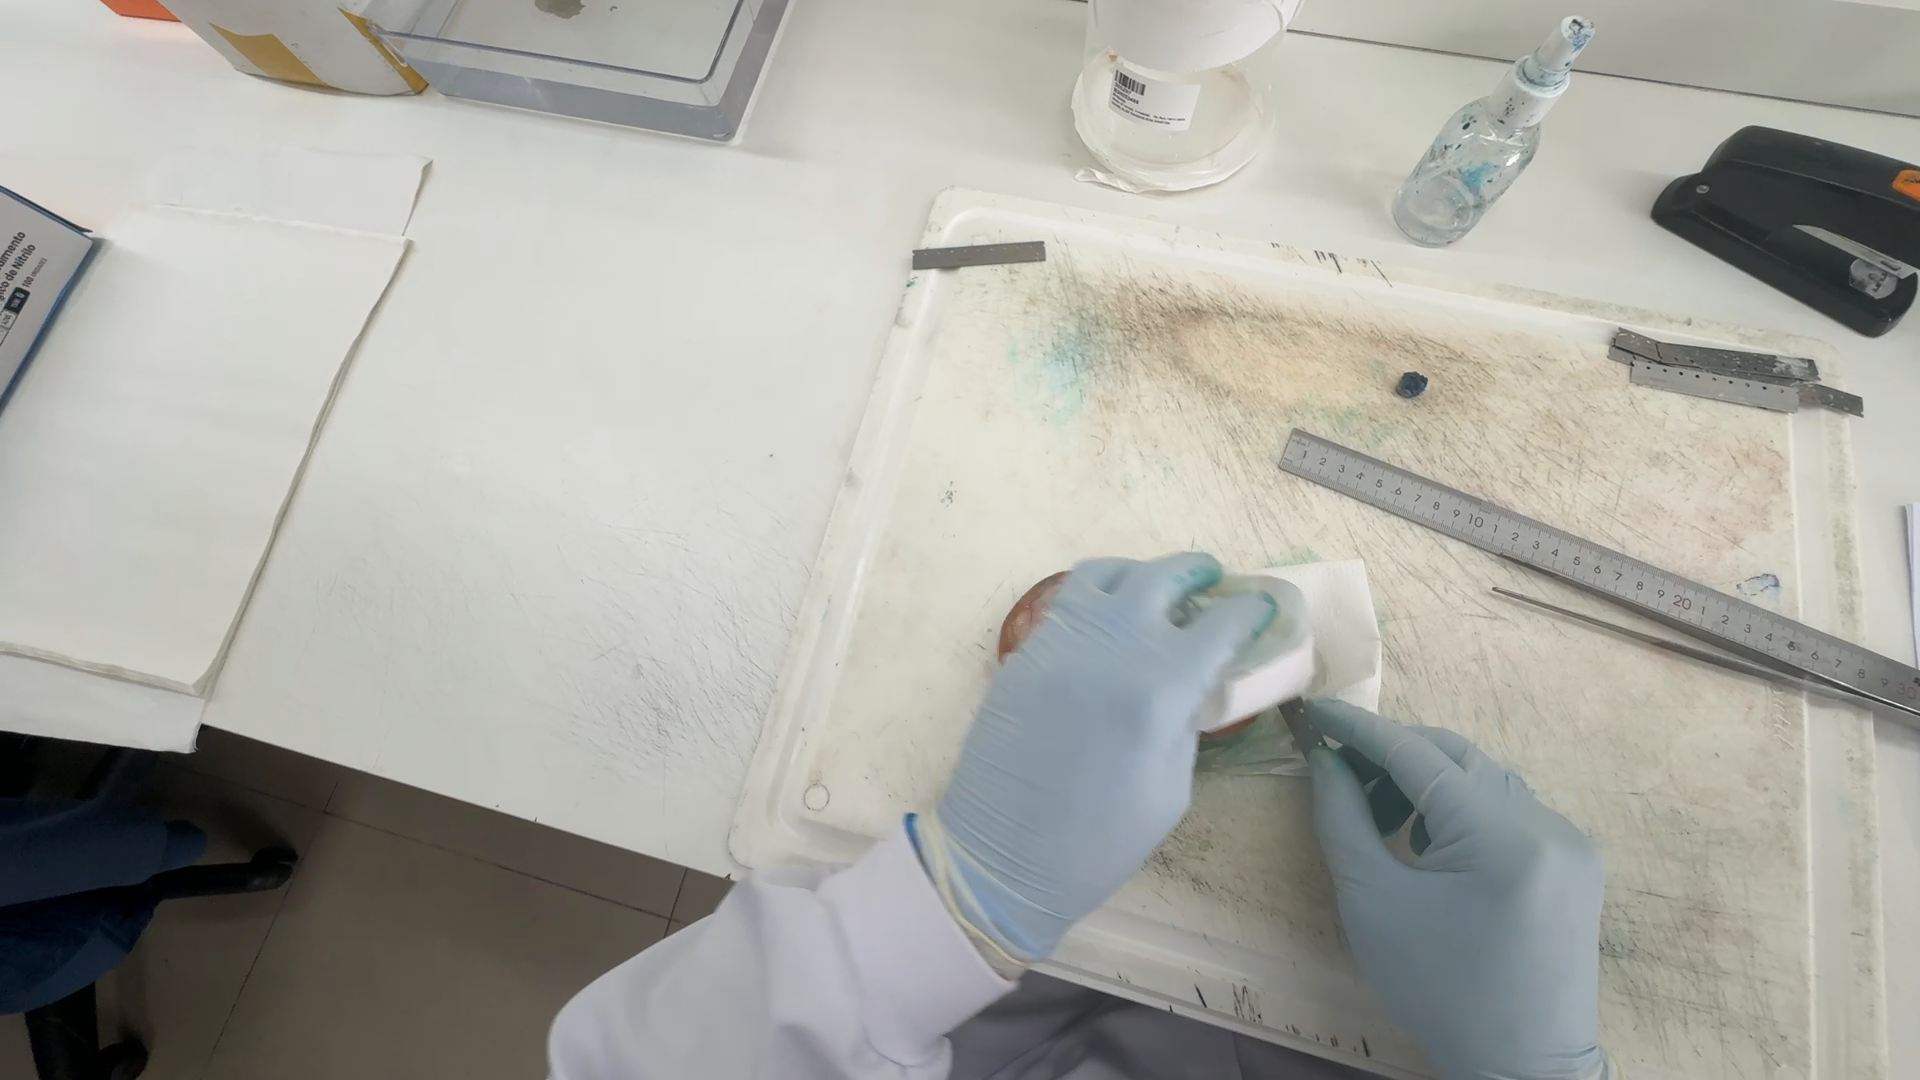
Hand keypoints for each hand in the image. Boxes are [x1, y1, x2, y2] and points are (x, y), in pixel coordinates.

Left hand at [913, 553, 1276, 964]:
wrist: (1002, 853)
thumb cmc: (1098, 840)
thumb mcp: (1170, 789)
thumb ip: (1187, 720)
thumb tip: (1195, 678)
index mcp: (1157, 688)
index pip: (1217, 626)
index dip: (1247, 612)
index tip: (1261, 608)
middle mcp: (1108, 647)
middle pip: (1159, 578)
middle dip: (1193, 571)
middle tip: (1210, 578)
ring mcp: (1060, 641)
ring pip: (1103, 574)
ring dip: (1139, 571)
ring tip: (1156, 586)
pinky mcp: (1026, 650)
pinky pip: (1067, 601)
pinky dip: (1097, 593)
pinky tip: (1110, 614)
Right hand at [1305, 700, 1608, 1079]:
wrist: (1521, 1072)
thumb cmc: (1435, 985)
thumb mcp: (1369, 896)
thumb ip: (1341, 813)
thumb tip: (1322, 757)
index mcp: (1502, 837)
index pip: (1416, 753)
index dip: (1357, 726)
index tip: (1312, 707)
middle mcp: (1547, 825)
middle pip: (1452, 754)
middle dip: (1388, 750)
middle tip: (1336, 767)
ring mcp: (1568, 842)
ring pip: (1477, 775)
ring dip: (1420, 776)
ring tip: (1376, 811)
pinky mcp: (1572, 862)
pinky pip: (1501, 803)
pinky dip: (1453, 802)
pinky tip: (1422, 835)